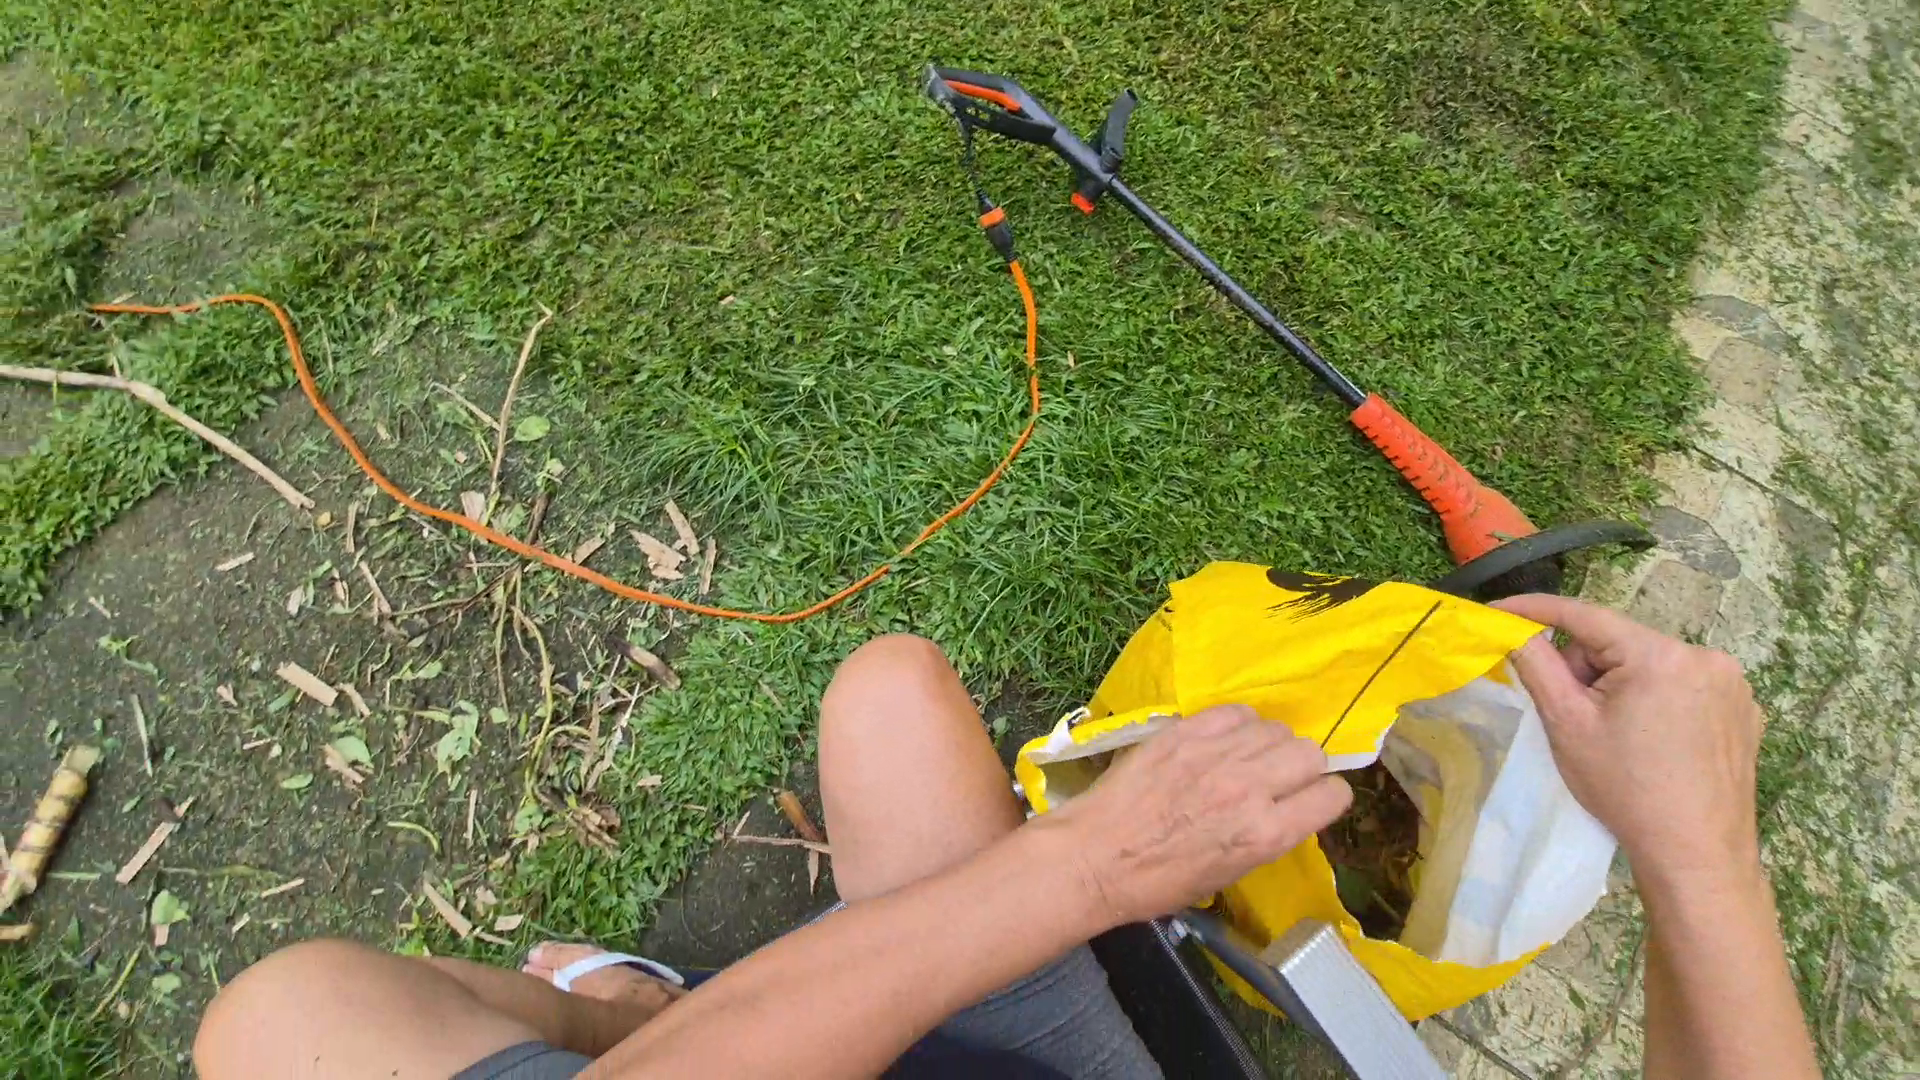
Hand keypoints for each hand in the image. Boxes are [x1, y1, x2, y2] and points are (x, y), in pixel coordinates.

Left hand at [1037, 704, 1350, 926]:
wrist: (1096, 855)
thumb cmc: (1159, 881)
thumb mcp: (1229, 873)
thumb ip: (1264, 835)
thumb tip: (1282, 808)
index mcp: (1266, 834)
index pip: (1332, 795)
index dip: (1324, 797)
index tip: (1310, 799)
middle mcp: (1249, 787)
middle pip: (1309, 752)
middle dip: (1302, 765)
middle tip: (1278, 776)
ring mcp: (1214, 755)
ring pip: (1274, 727)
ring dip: (1268, 742)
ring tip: (1245, 755)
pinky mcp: (1182, 732)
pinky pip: (1233, 711)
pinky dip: (1235, 723)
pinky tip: (1221, 738)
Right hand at [1493, 594, 1763, 893]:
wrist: (1695, 853)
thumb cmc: (1622, 785)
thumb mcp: (1565, 720)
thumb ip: (1535, 663)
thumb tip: (1513, 631)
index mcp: (1661, 657)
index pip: (1584, 616)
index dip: (1533, 609)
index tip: (1494, 610)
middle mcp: (1706, 659)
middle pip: (1614, 643)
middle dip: (1580, 666)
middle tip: (1567, 709)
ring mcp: (1732, 686)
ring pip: (1642, 663)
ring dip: (1612, 682)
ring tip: (1606, 729)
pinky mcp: (1741, 711)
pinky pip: (1675, 684)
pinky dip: (1646, 697)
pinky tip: (1643, 736)